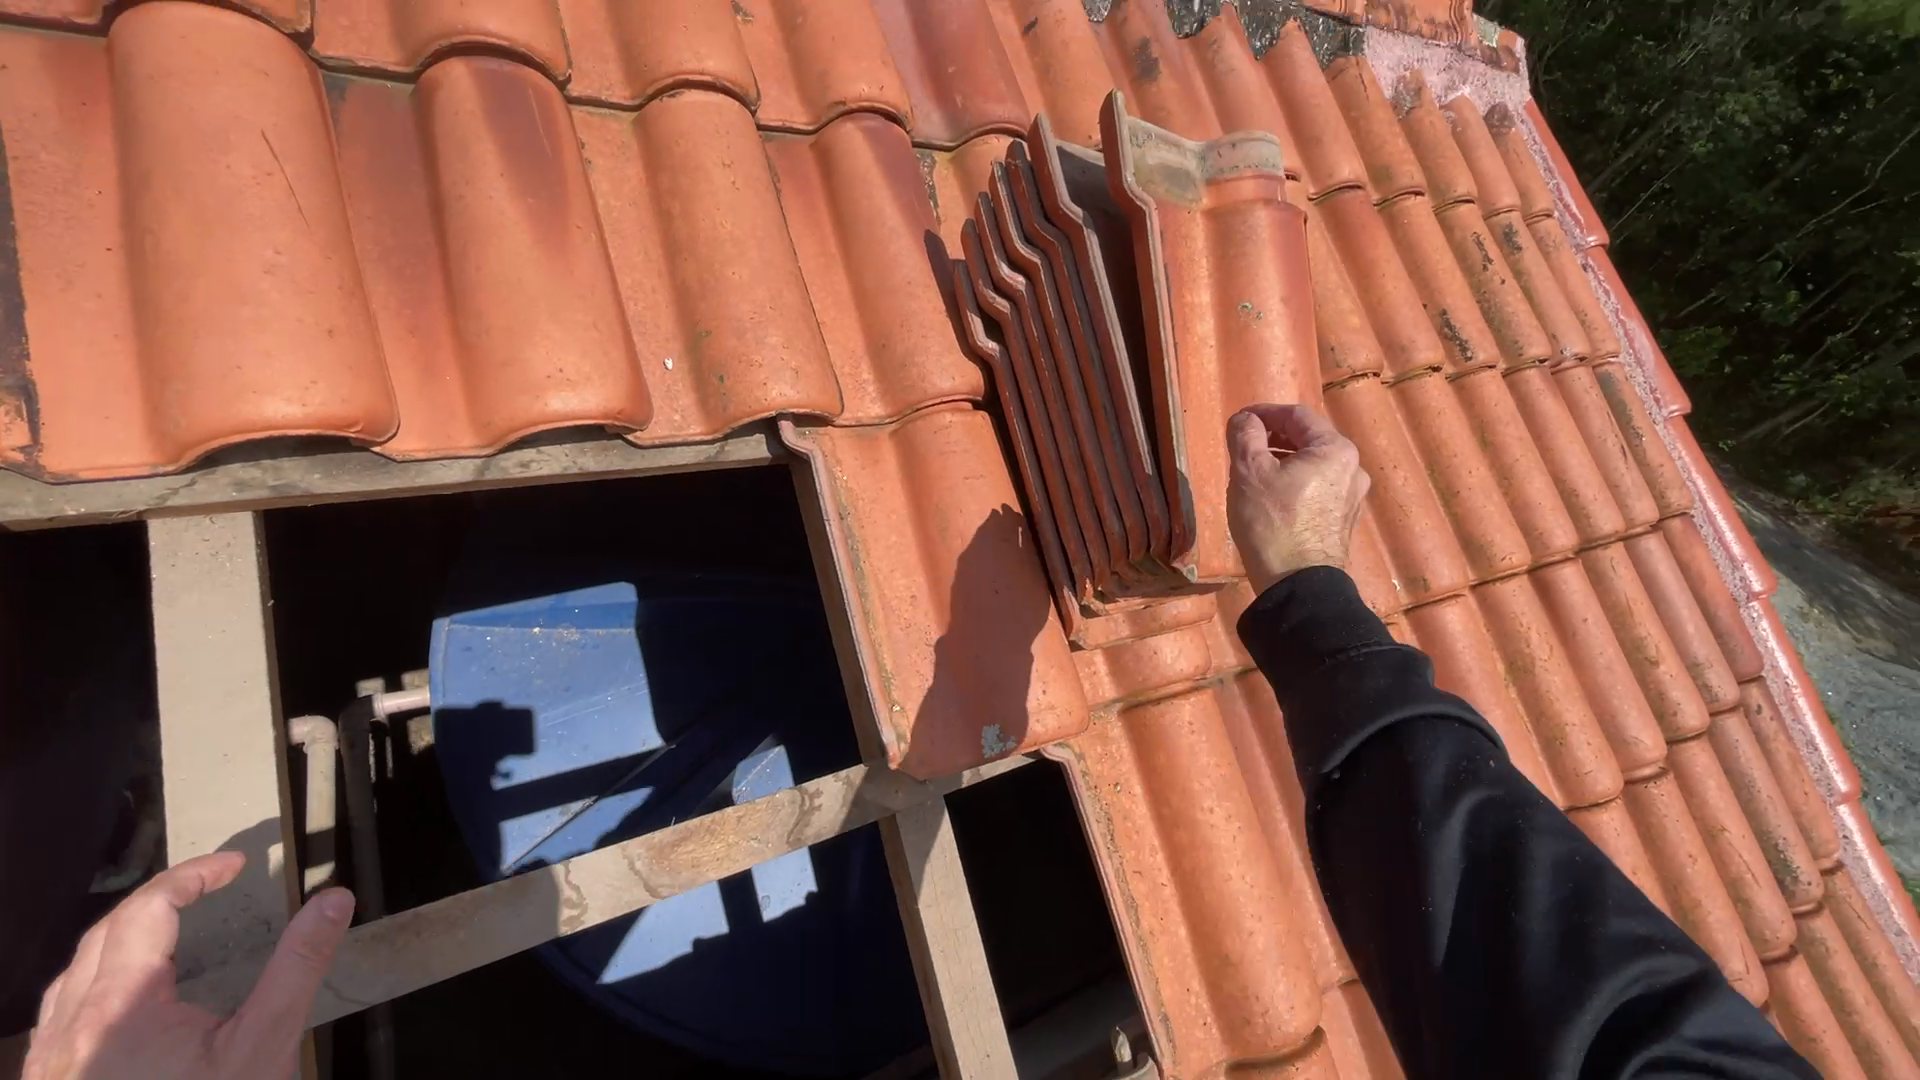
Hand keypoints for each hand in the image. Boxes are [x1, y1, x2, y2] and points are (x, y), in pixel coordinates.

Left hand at [26, 852, 353, 1079]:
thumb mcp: (263, 1043)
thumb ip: (298, 965)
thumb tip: (334, 898)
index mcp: (121, 1007)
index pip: (147, 912)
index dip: (193, 875)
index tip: (239, 861)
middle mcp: (70, 1029)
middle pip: (102, 935)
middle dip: (160, 895)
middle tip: (214, 879)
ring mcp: (50, 1065)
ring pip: (73, 975)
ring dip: (126, 932)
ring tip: (177, 921)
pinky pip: (64, 1011)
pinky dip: (104, 973)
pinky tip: (134, 991)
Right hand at [1226, 403, 1370, 594]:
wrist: (1297, 583)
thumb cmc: (1271, 522)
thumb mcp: (1248, 473)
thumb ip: (1244, 436)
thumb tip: (1244, 419)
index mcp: (1335, 449)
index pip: (1296, 415)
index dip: (1264, 412)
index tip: (1239, 420)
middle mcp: (1353, 467)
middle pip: (1308, 439)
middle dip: (1273, 437)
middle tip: (1243, 447)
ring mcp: (1352, 496)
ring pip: (1312, 465)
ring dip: (1282, 461)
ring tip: (1254, 474)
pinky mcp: (1344, 519)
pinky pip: (1317, 488)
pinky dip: (1294, 482)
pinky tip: (1272, 498)